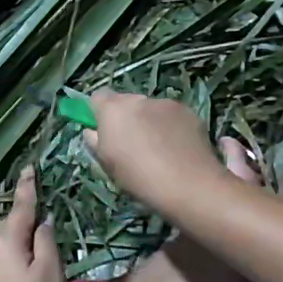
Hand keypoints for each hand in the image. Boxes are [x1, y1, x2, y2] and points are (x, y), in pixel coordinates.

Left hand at [0, 166, 65, 281]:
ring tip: (38, 248)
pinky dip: (11, 261)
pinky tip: (23, 275)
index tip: (29, 169)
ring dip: (18, 243)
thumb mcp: (51, 276)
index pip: (20, 207)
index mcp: (5, 241)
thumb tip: (40, 222)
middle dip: (24, 219)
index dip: (28, 188)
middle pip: (9, 227)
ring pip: (2, 246)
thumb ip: (45, 243)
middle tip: (44, 214)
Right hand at [82, 89, 231, 214]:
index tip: (102, 130)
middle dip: (125, 117)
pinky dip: (169, 127)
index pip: (97, 96)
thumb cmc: (138, 177)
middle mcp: (139, 100)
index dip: (98, 112)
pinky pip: (171, 116)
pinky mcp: (189, 112)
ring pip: (150, 108)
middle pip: (125, 101)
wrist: (189, 185)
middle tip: (130, 143)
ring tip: (157, 149)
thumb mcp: (106, 164)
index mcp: (113, 110)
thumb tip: (93, 131)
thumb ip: (95, 141)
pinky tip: (175, 149)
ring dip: (148, 121)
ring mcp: (166, 104)